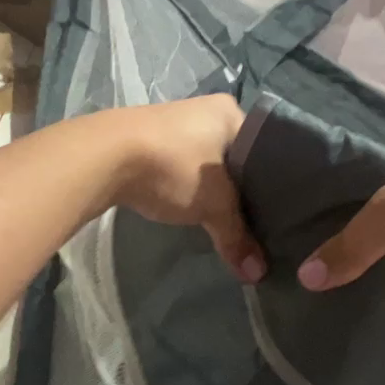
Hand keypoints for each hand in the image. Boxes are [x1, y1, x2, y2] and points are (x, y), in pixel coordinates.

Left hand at [99, 95, 265, 283]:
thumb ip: (237, 236)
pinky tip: (190, 207)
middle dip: (240, 188)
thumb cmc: (173, 166)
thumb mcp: (214, 204)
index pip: (267, 147)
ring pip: (206, 163)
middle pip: (235, 156)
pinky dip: (186, 186)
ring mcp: (174, 122)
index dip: (274, 181)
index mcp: (230, 112)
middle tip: (255, 220)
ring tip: (225, 218)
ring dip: (211, 188)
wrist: (105, 156)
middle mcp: (205, 110)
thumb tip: (257, 275)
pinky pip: (180, 165)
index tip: (280, 211)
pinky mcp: (147, 140)